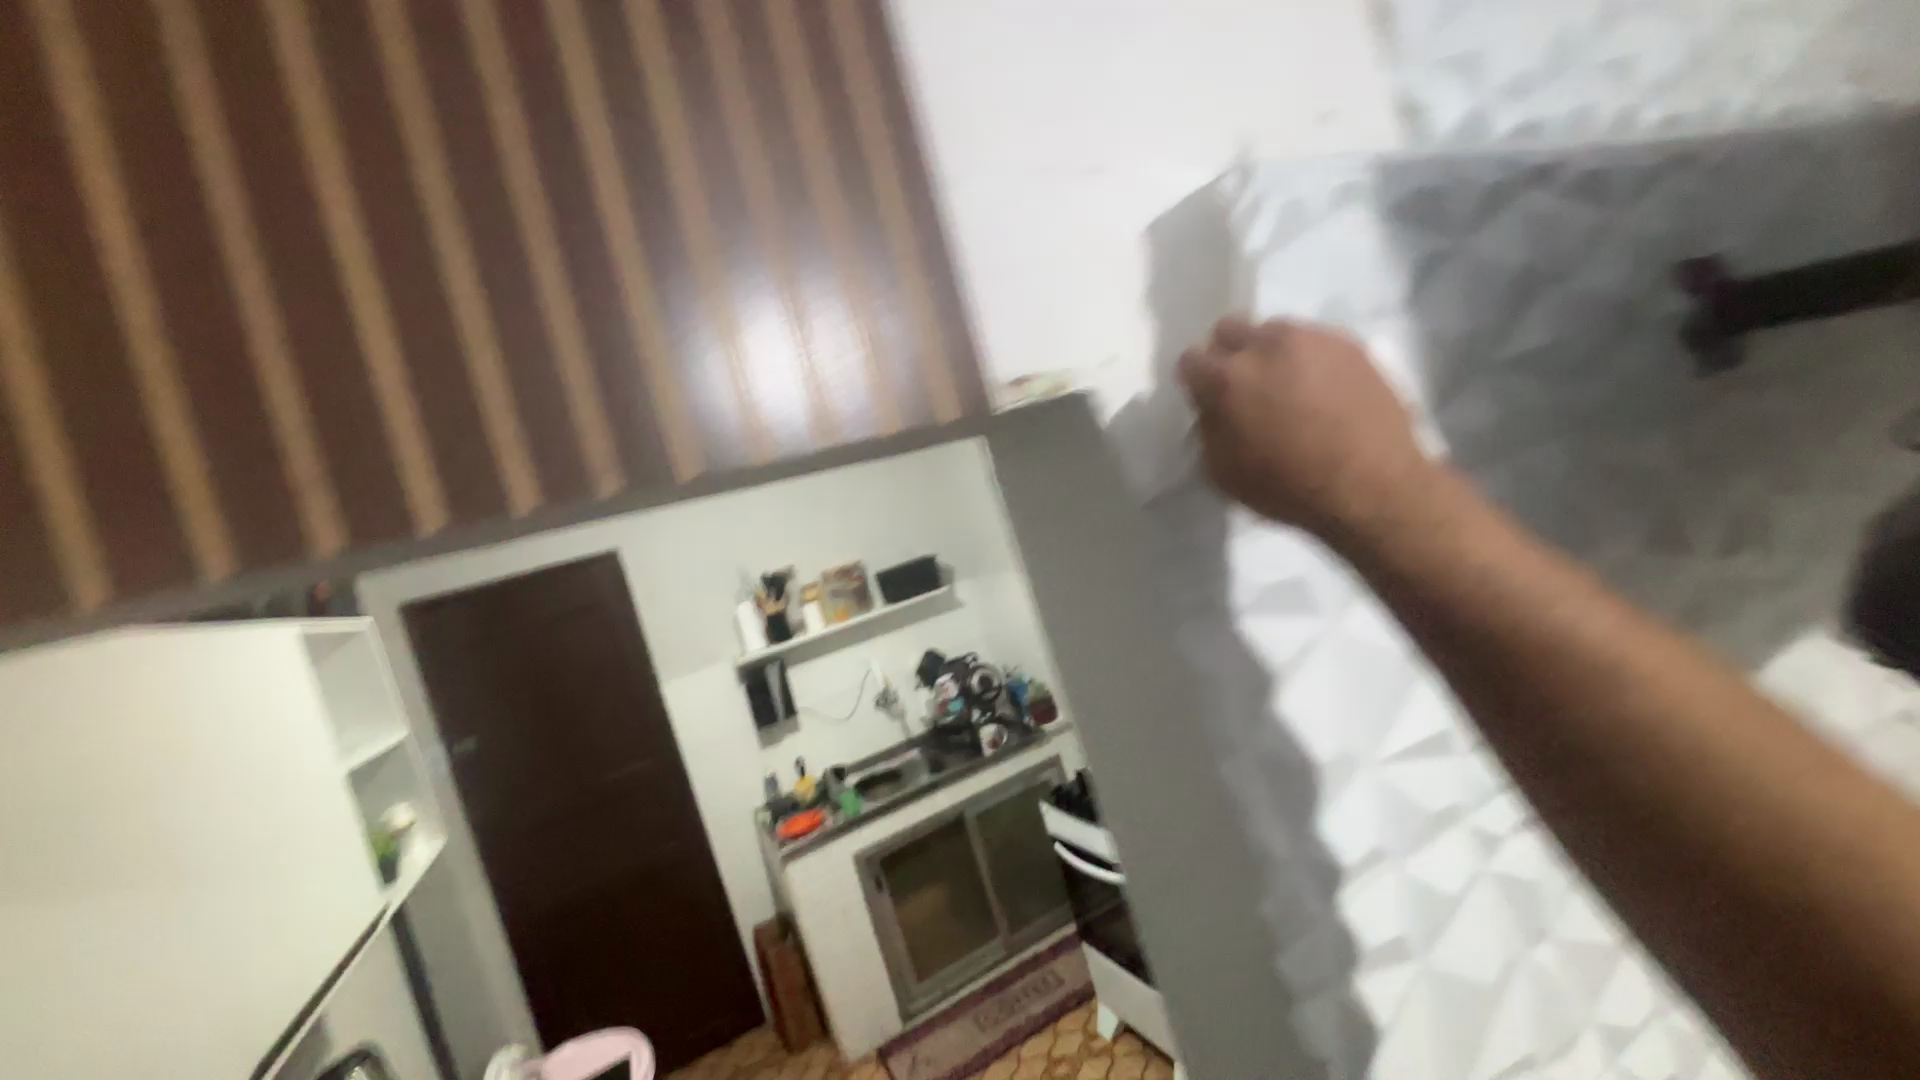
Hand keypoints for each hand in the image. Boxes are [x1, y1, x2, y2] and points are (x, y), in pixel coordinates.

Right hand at [1178, 317, 1431, 535]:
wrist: (1373, 487)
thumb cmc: (1289, 488)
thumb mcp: (1224, 472)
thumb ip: (1209, 429)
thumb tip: (1212, 408)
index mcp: (1227, 380)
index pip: (1190, 360)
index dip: (1196, 381)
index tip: (1207, 399)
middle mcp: (1266, 346)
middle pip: (1229, 329)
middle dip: (1229, 355)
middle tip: (1244, 388)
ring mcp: (1312, 339)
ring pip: (1275, 331)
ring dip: (1271, 354)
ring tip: (1289, 388)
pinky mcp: (1350, 344)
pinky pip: (1315, 341)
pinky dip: (1310, 361)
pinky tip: (1323, 392)